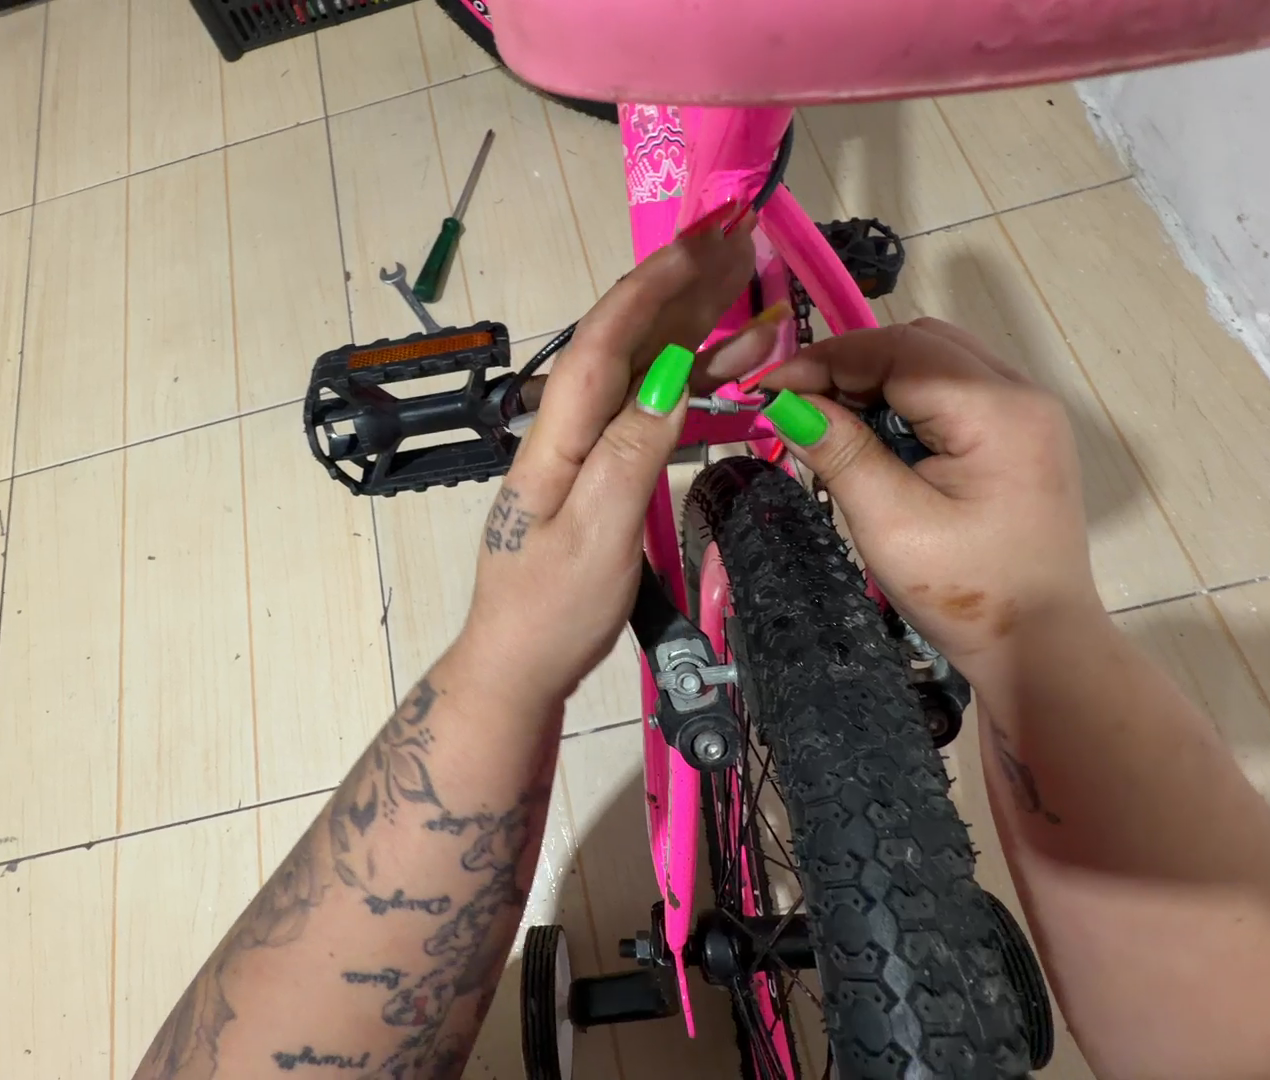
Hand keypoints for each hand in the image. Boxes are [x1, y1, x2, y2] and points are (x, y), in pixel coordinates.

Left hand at [446, 206, 776, 710]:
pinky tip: (725, 369)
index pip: (601, 343)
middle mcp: (566, 432)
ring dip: (692, 330)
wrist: (520, 663)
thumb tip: (670, 378)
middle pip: (623, 345)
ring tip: (749, 291)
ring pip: (640, 376)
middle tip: (736, 242)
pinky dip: (687, 388)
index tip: (700, 242)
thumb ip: (630, 455)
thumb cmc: (553, 611)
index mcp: (556, 439)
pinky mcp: (601, 474)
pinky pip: (646, 416)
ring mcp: (584, 453)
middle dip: (678, 290)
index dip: (650, 288)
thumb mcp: (596, 537)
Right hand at [759, 318, 1102, 674]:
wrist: (1037, 643)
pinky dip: (898, 398)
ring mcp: (1023, 412)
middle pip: (918, 343)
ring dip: (872, 379)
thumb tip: (783, 405)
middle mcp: (1018, 393)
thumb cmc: (963, 589)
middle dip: (847, 364)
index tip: (767, 390)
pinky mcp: (1015, 434)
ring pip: (932, 360)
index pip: (897, 350)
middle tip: (795, 406)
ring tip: (827, 420)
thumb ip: (839, 452)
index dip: (824, 360)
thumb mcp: (890, 522)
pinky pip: (947, 389)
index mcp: (995, 411)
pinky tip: (872, 436)